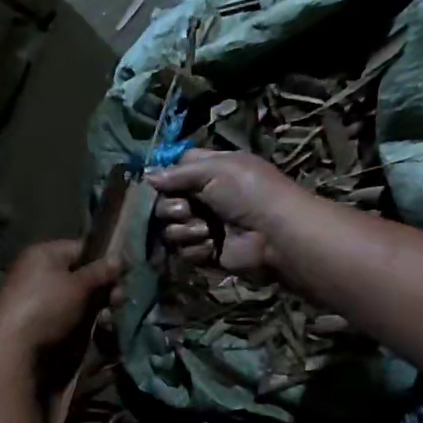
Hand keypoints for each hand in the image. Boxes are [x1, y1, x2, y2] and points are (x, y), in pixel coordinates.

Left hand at [0, 240, 122, 355]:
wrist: (15, 346)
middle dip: (104, 286)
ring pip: (80, 295)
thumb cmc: (47, 306)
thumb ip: (101, 272)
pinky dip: (86, 316)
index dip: (105, 260)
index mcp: (45, 253)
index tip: (124, 275)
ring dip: (98, 304)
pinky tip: (98, 325)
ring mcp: (41, 295)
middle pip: (83, 273)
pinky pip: (71, 311)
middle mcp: (41, 270)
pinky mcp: (43, 317)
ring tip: (109, 317)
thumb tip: (120, 259)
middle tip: (119, 299)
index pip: (83, 248)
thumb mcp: (79, 285)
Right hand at [146, 150, 323, 273]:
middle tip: (188, 209)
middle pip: (166, 202)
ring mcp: (207, 227)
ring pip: (171, 230)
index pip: (175, 171)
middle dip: (172, 207)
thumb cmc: (249, 192)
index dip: (166, 178)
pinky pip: (185, 252)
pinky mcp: (210, 254)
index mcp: (211, 171)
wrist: (275, 233)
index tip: (162, 183)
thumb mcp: (214, 169)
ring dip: (185, 229)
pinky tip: (213, 246)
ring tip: (207, 230)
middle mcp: (206, 198)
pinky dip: (196, 248)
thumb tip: (147, 176)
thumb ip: (178, 173)